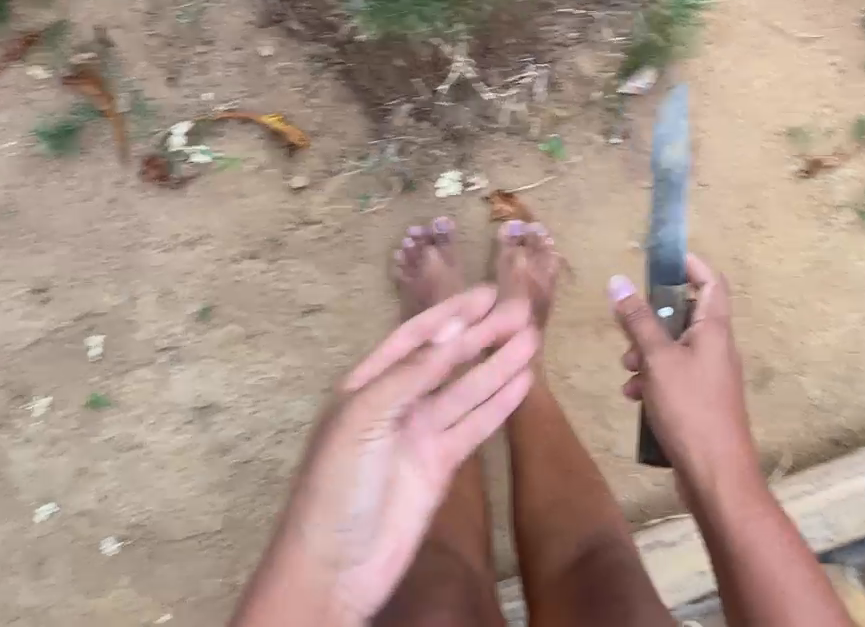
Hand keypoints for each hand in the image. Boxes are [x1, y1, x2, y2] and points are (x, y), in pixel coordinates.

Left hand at [242, 287, 537, 625]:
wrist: (333, 570)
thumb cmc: (336, 486)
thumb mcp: (364, 419)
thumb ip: (409, 374)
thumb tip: (452, 330)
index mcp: (368, 384)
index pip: (415, 337)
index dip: (450, 314)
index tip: (487, 294)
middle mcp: (397, 402)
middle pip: (447, 360)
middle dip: (482, 334)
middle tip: (520, 311)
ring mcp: (420, 434)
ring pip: (466, 389)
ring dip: (498, 364)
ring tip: (531, 339)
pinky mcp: (440, 465)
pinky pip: (474, 426)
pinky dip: (498, 404)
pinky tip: (523, 383)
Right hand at [608, 256, 758, 488]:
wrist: (717, 477)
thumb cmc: (691, 408)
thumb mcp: (657, 359)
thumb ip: (638, 320)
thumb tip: (618, 281)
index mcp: (714, 330)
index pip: (711, 282)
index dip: (690, 266)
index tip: (660, 261)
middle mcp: (716, 347)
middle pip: (685, 314)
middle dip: (651, 317)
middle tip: (626, 322)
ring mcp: (710, 376)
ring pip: (674, 347)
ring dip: (647, 351)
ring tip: (626, 367)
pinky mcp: (701, 400)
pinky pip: (674, 375)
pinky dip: (653, 377)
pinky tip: (633, 395)